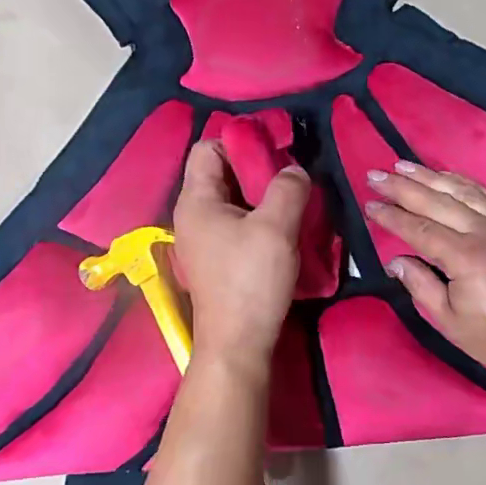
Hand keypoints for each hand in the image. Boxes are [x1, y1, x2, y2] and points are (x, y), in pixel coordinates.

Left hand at [172, 140, 309, 365]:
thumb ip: (288, 188)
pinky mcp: (216, 262)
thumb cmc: (251, 280)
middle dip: (255, 169)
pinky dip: (256, 221)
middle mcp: (192, 216)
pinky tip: (281, 231)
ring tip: (291, 203)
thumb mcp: (276, 227)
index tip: (275, 151)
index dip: (239, 141)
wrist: (238, 343)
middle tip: (290, 177)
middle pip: (220, 174)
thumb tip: (293, 170)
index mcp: (196, 200)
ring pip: (231, 202)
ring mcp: (202, 241)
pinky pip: (235, 226)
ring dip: (260, 197)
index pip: (208, 148)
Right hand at [365, 161, 485, 386]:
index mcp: (465, 258)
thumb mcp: (452, 324)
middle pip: (437, 201)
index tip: (368, 204)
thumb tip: (396, 261)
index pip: (419, 228)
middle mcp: (484, 231)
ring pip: (463, 190)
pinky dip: (464, 181)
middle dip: (403, 186)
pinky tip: (448, 176)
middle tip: (375, 173)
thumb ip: (421, 288)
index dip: (391, 216)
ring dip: (430, 175)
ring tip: (404, 165)